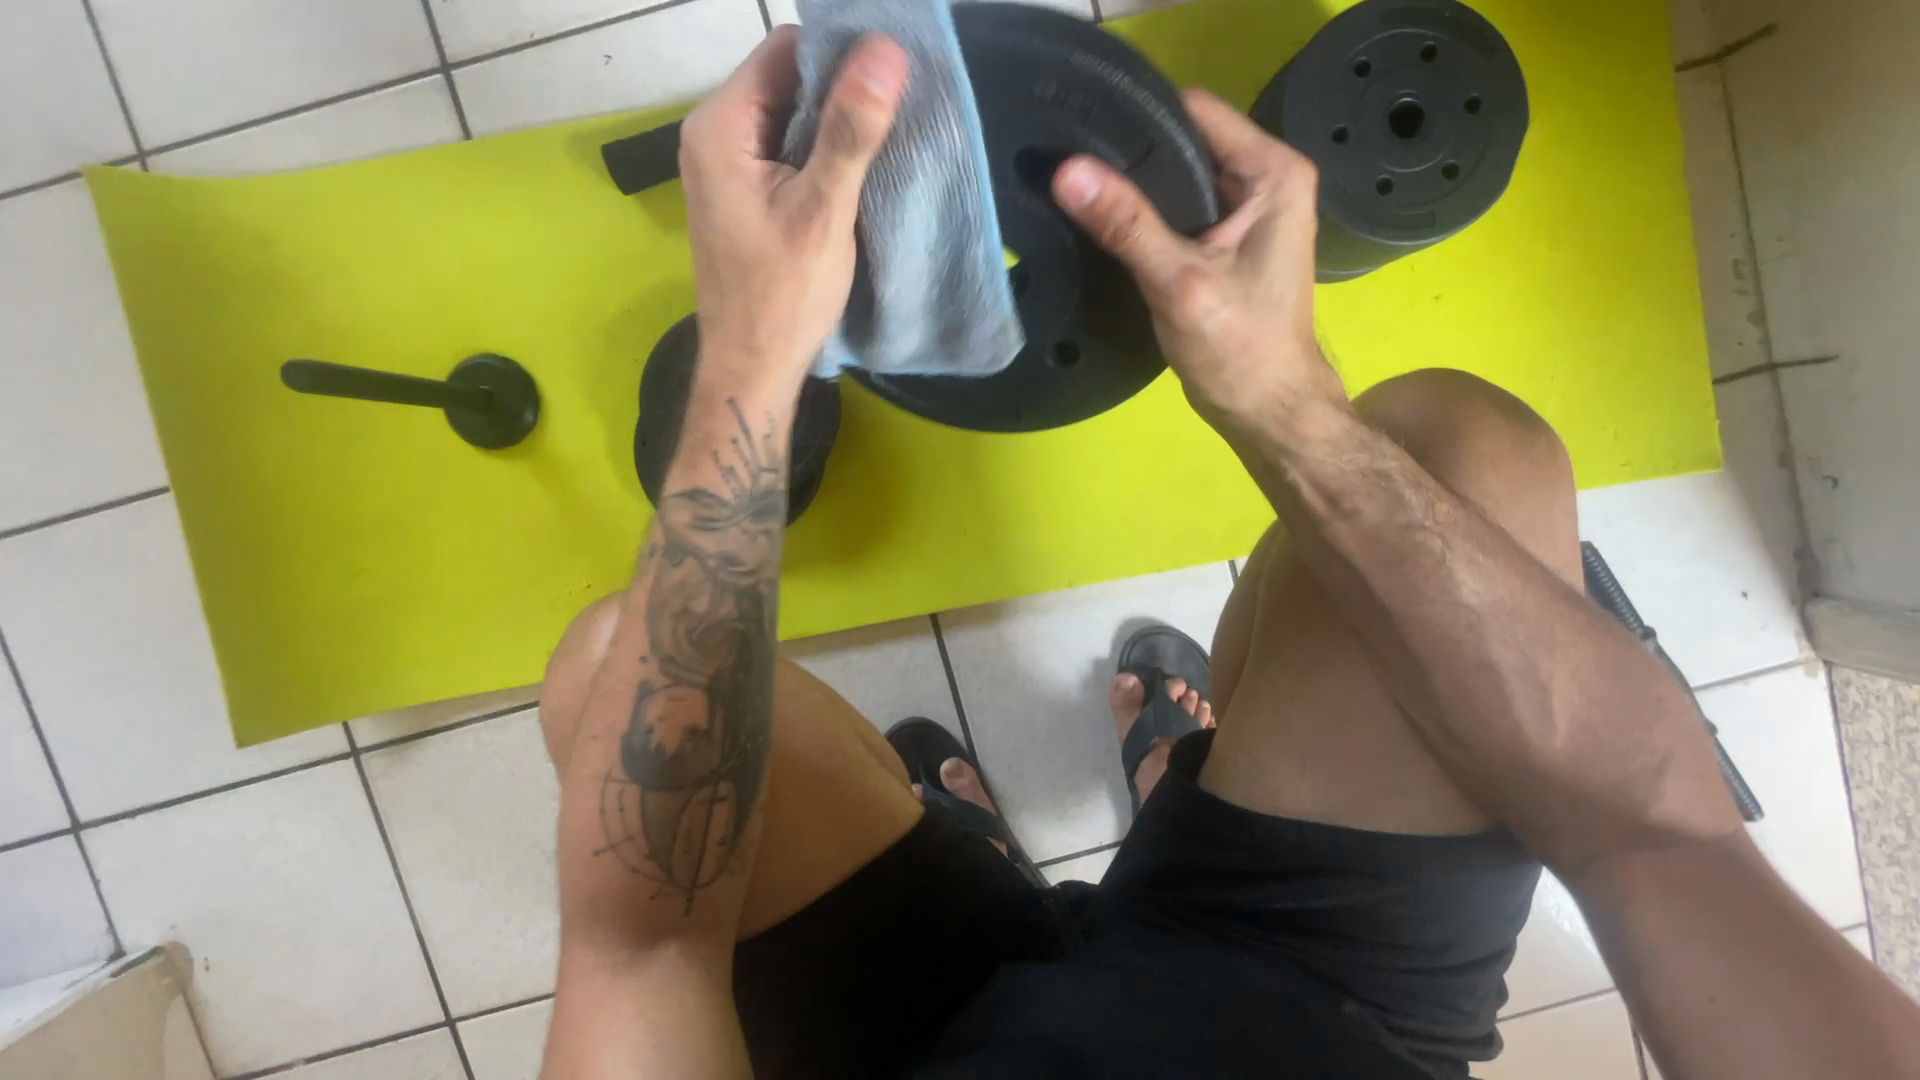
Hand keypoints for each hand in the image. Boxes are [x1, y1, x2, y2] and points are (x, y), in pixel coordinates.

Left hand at [679, 28, 908, 398]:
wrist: (753, 367)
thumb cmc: (784, 296)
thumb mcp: (823, 210)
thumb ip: (850, 130)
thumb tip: (886, 51)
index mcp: (719, 127)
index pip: (784, 51)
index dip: (839, 57)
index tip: (890, 81)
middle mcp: (711, 136)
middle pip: (784, 82)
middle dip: (838, 94)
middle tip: (893, 117)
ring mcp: (723, 168)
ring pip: (786, 119)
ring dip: (831, 128)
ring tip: (879, 147)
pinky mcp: (740, 196)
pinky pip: (782, 154)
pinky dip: (817, 157)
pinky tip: (850, 177)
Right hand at [1051, 90, 1345, 437]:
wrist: (1266, 409)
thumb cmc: (1238, 349)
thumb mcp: (1178, 282)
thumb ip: (1127, 224)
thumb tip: (1067, 171)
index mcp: (1272, 173)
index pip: (1195, 112)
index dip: (1138, 119)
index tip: (1081, 136)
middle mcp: (1265, 180)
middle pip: (1184, 142)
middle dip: (1131, 155)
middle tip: (1071, 171)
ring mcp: (1244, 212)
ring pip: (1176, 178)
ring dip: (1134, 189)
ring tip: (1079, 194)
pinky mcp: (1224, 242)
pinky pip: (1177, 211)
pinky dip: (1144, 218)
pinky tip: (1106, 226)